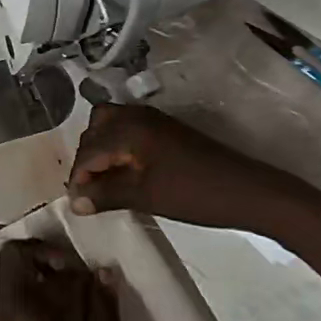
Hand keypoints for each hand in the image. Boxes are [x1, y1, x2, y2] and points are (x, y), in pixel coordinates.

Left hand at [0, 238, 124, 320]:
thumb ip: (103, 312)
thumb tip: (103, 270)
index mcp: (23, 317)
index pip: (14, 257)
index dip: (43, 250)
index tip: (75, 270)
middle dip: (23, 260)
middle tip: (58, 274)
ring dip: (5, 281)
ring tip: (43, 291)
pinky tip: (32, 317)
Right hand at [67, 103, 302, 230]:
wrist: (246, 190)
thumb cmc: (193, 194)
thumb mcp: (144, 196)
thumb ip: (106, 194)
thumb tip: (74, 202)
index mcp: (128, 128)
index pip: (88, 150)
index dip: (78, 178)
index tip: (78, 205)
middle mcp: (136, 114)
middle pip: (94, 130)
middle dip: (86, 160)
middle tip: (89, 193)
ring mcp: (153, 119)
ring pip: (110, 125)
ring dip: (101, 150)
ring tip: (104, 182)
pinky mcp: (165, 128)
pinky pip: (128, 128)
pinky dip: (117, 146)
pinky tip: (124, 171)